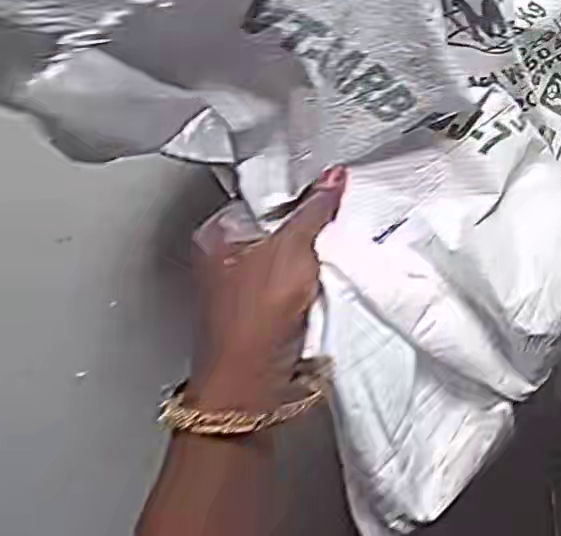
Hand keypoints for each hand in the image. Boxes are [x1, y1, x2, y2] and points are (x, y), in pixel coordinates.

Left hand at [188, 166, 345, 410]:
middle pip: (284, 219)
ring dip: (321, 242)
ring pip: (297, 245)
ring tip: (342, 234)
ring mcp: (252, 279)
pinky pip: (305, 269)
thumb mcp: (292, 248)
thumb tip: (333, 176)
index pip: (268, 193)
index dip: (302, 186)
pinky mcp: (274, 300)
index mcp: (218, 234)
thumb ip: (315, 208)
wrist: (254, 384)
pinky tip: (338, 261)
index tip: (332, 181)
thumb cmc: (254, 317)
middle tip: (342, 206)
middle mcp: (229, 254)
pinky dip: (322, 265)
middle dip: (315, 215)